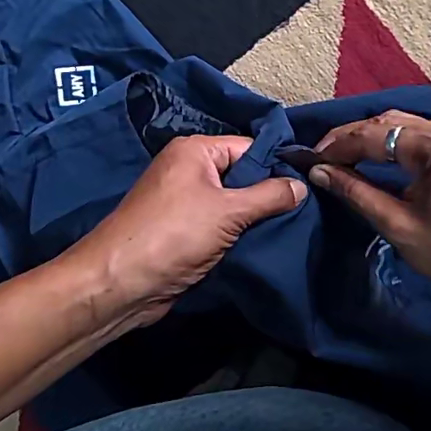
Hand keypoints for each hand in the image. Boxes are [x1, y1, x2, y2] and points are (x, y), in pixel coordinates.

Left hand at [66, 135, 305, 332]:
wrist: (120, 283)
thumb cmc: (173, 235)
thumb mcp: (228, 211)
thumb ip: (269, 196)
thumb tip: (301, 185)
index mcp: (195, 150)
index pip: (249, 147)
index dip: (278, 165)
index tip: (310, 183)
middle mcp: (189, 169)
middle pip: (242, 175)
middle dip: (269, 193)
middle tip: (306, 210)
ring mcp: (185, 201)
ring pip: (233, 203)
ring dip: (255, 217)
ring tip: (292, 227)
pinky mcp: (184, 230)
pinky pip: (220, 224)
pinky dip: (239, 233)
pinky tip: (265, 243)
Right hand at [310, 112, 430, 307]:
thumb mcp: (398, 225)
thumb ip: (356, 192)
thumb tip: (319, 171)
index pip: (375, 135)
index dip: (338, 146)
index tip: (309, 159)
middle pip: (389, 122)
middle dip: (351, 138)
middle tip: (320, 158)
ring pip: (403, 123)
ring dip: (369, 137)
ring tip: (339, 157)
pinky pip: (419, 132)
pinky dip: (391, 142)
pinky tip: (370, 155)